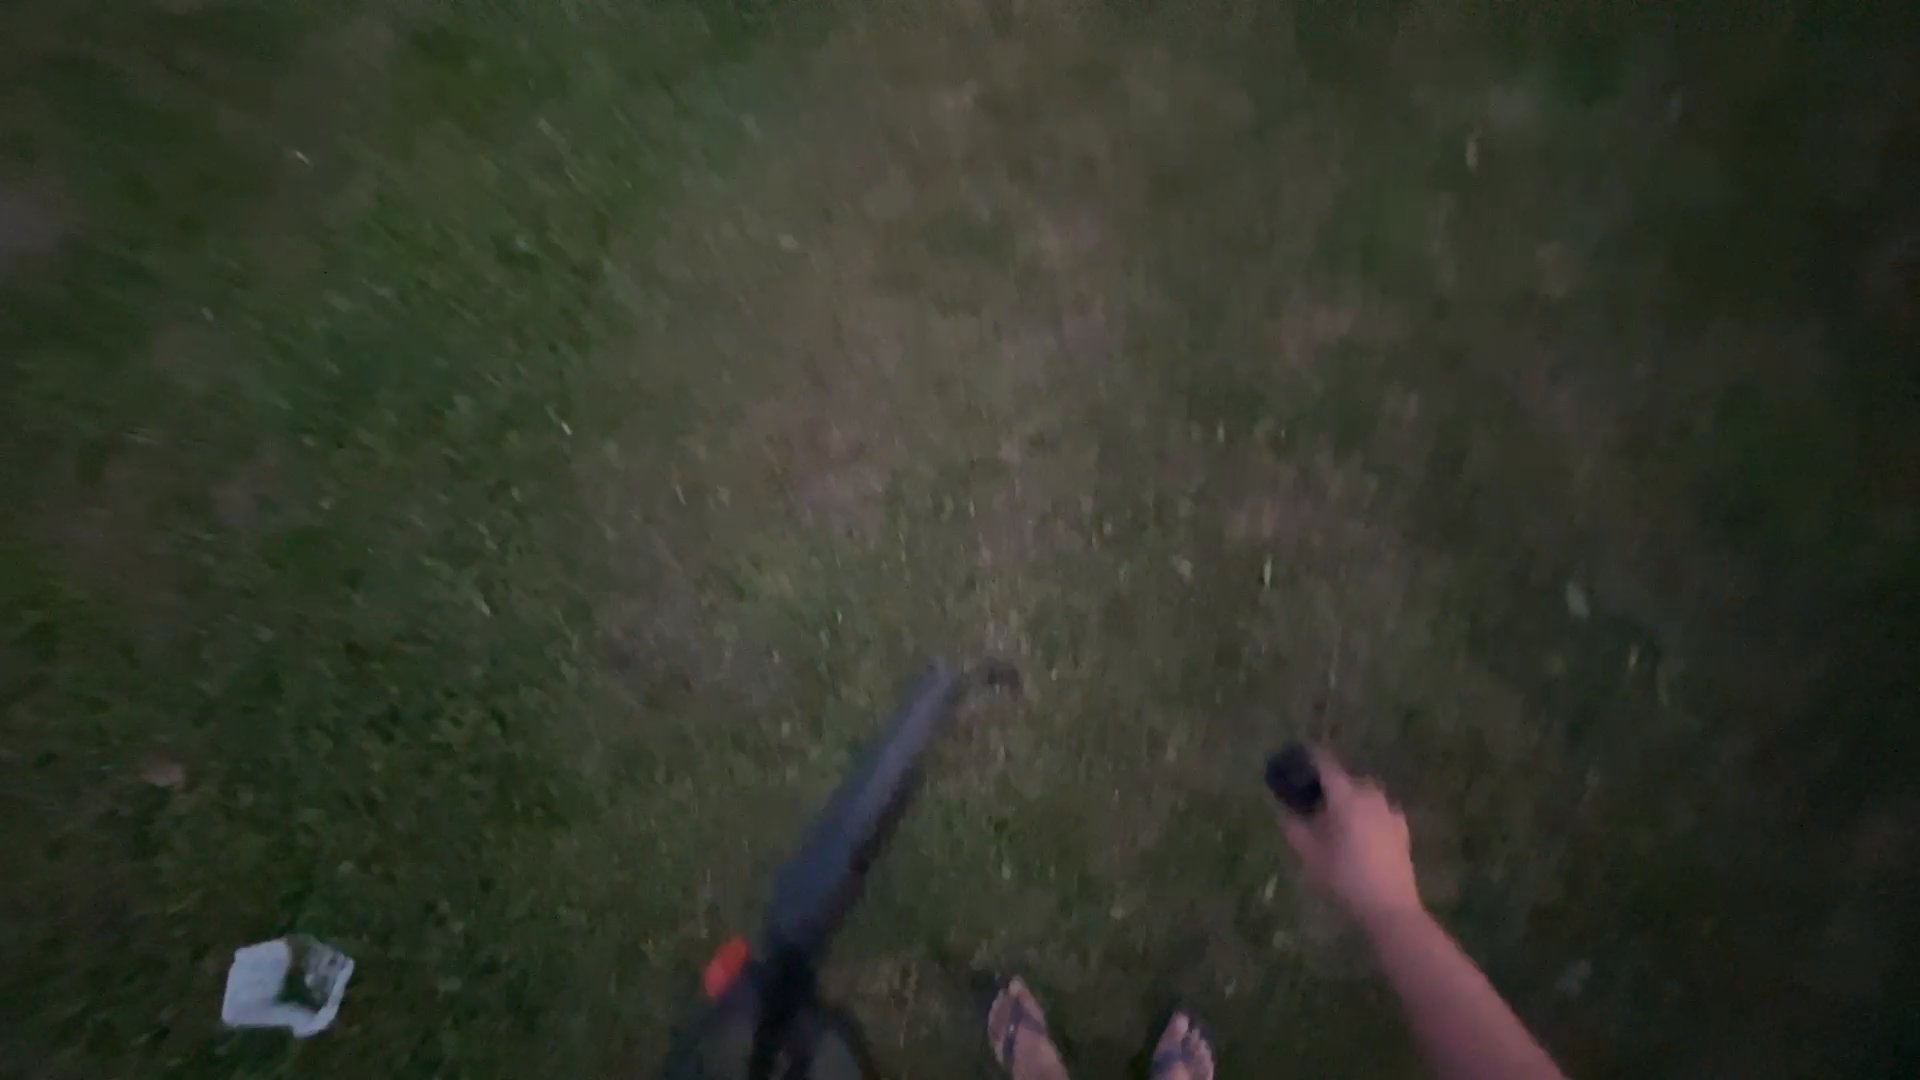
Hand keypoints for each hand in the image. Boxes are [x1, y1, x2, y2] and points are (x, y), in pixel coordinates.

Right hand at [1279, 749, 1422, 922]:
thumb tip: (1281, 805)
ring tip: (1332, 812)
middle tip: (1309, 795)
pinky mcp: (1401, 828)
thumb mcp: (1307, 851)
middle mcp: (1370, 796)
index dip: (1308, 757)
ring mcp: (1389, 811)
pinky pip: (1378, 807)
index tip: (1294, 760)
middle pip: (1344, 777)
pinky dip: (1365, 809)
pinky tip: (1357, 826)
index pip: (1325, 763)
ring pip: (1363, 791)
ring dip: (1346, 794)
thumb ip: (1291, 823)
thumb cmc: (1342, 876)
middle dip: (1326, 781)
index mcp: (1345, 796)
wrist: (1389, 909)